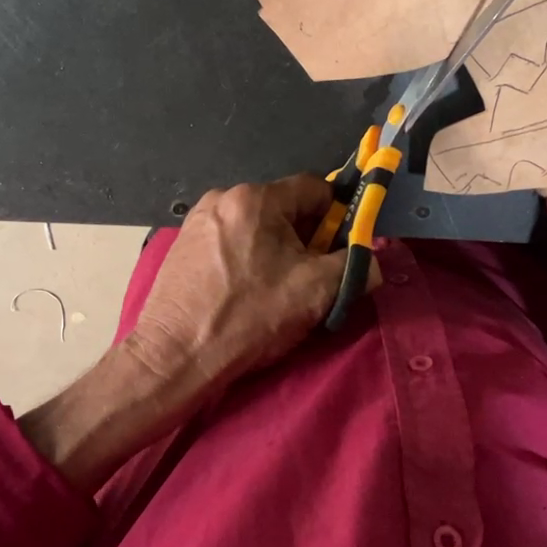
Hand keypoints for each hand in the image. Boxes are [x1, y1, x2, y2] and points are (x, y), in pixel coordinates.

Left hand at [23, 175, 348, 492]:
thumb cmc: (249, 318)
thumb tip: (371, 261)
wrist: (175, 358)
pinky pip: (230, 241)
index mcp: (256, 197)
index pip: (316, 188)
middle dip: (304, 237)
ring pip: (257, 226)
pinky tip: (244, 293)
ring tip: (274, 291)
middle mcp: (223, 197)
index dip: (337, 217)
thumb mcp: (317, 292)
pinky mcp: (181, 245)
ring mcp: (197, 220)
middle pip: (284, 207)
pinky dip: (246, 259)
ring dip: (275, 250)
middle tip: (309, 277)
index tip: (339, 251)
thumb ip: (355, 265)